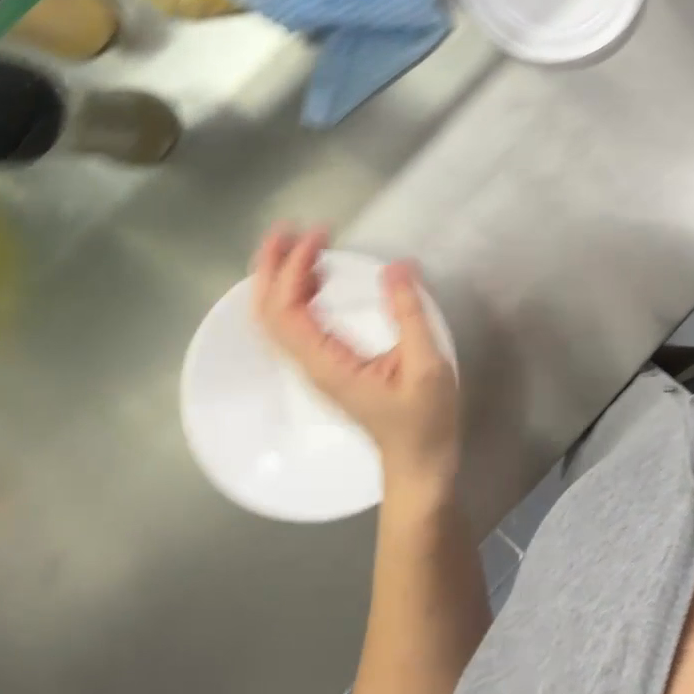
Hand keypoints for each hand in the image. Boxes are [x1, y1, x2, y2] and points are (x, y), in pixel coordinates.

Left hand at [252, 225, 460, 502]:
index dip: (292, 267)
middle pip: (268, 312)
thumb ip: (409, 313)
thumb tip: (397, 265)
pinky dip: (295, 295)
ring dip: (281, 279)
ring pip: (277, 319)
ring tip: (302, 245)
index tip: (319, 235)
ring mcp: (314, 369)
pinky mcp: (326, 368)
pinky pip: (294, 326)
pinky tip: (316, 279)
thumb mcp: (426, 364)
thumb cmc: (424, 420)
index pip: (287, 309)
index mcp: (327, 364)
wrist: (418, 465)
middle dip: (272, 266)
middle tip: (291, 228)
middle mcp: (309, 366)